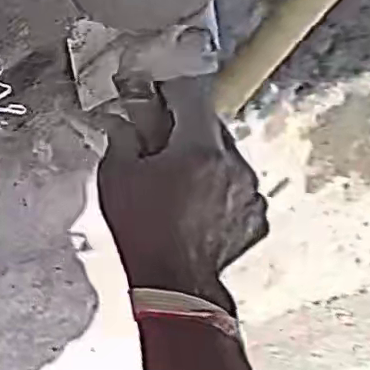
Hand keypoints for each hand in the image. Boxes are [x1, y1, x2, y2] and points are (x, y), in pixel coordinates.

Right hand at [92, 77, 268, 314]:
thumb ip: (123, 137)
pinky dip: (213, 185)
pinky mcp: (254, 218)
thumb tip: (124, 121)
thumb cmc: (143, 225)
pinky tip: (186, 198)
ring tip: (169, 174)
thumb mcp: (115, 172)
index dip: (169, 89)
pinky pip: (233, 187)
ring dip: (199, 157)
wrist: (174, 281)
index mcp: (201, 149)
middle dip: (182, 127)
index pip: (191, 98)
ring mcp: (250, 195)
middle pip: (210, 128)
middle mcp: (235, 167)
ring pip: (223, 158)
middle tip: (153, 135)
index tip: (154, 88)